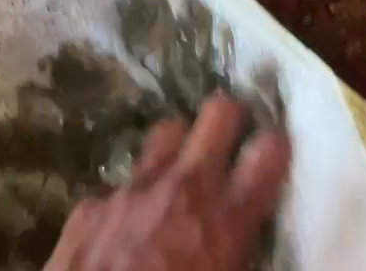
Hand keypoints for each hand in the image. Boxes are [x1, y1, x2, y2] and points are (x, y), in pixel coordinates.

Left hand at [43, 95, 290, 270]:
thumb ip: (239, 253)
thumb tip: (244, 247)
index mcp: (227, 218)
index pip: (270, 149)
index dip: (275, 146)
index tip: (272, 156)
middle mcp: (186, 189)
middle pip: (220, 112)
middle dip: (230, 119)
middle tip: (230, 142)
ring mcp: (134, 189)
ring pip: (167, 132)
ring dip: (177, 149)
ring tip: (177, 175)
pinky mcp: (89, 206)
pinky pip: (118, 187)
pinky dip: (126, 203)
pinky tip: (120, 230)